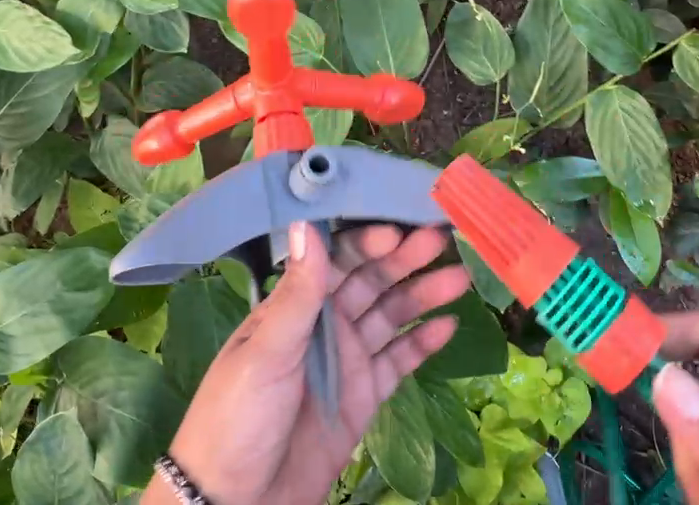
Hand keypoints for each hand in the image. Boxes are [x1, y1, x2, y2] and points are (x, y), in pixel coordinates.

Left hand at [158, 222, 470, 504]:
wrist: (240, 501)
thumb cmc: (239, 415)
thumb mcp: (266, 350)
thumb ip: (296, 292)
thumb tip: (306, 221)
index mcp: (295, 304)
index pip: (336, 260)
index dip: (367, 242)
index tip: (398, 229)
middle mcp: (324, 323)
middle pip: (371, 281)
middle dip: (404, 258)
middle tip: (440, 237)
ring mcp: (347, 359)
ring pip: (391, 316)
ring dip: (422, 295)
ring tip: (459, 277)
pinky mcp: (365, 395)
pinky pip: (399, 361)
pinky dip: (423, 343)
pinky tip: (449, 325)